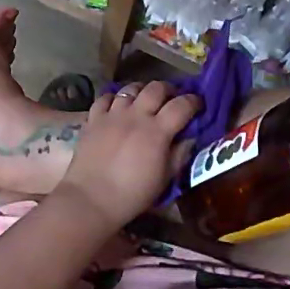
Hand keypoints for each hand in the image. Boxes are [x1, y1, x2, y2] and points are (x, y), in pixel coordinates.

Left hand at [50, 82, 198, 229]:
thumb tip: (190, 137)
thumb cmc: (132, 194)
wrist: (91, 200)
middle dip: (168, 89)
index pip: (181, 105)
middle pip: (156, 88)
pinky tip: (117, 106)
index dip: (193, 101)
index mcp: (157, 131)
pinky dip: (114, 98)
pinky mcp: (93, 119)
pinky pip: (104, 98)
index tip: (198, 104)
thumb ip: (179, 154)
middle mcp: (136, 115)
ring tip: (144, 99)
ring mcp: (113, 115)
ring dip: (142, 90)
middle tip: (172, 98)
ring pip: (130, 88)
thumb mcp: (164, 179)